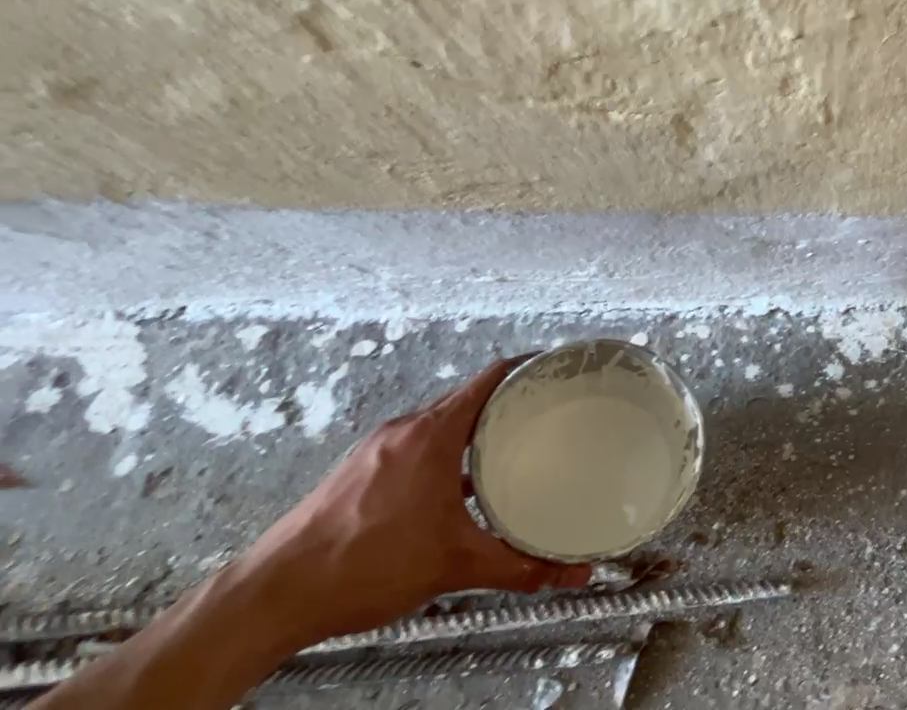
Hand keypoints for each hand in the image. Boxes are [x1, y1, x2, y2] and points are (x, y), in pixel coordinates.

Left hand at [236, 358, 591, 646]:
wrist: (270, 599)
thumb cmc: (365, 567)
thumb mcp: (456, 565)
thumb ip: (521, 567)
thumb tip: (575, 573)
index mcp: (432, 434)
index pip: (491, 378)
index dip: (530, 369)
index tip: (561, 372)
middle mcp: (404, 431)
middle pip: (468, 399)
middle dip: (510, 403)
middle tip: (551, 415)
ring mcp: (377, 451)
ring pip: (441, 425)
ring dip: (476, 432)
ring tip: (515, 449)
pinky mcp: (358, 473)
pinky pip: (416, 447)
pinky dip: (446, 454)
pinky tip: (460, 487)